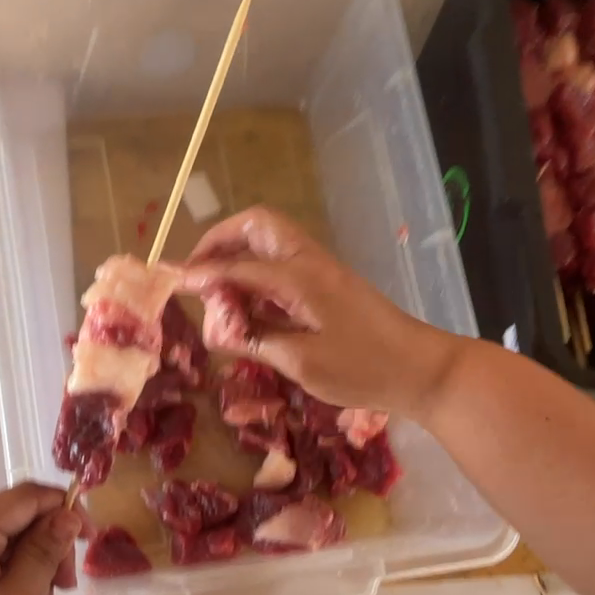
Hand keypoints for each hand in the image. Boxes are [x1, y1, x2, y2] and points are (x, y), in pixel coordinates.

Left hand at [0, 484, 81, 594]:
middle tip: (66, 584)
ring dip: (35, 556)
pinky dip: (16, 568)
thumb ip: (45, 552)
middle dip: (49, 539)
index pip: (24, 496)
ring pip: (6, 533)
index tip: (90, 537)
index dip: (63, 507)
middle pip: (15, 513)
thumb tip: (67, 515)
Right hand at [179, 206, 468, 418]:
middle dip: (219, 240)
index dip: (203, 274)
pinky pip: (281, 263)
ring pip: (269, 240)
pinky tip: (244, 304)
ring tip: (213, 287)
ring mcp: (320, 270)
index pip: (238, 266)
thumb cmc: (363, 368)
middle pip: (256, 225)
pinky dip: (255, 271)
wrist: (421, 369)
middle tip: (196, 270)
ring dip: (237, 253)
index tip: (173, 282)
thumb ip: (256, 340)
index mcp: (300, 277)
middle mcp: (308, 262)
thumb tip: (219, 328)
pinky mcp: (327, 284)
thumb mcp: (302, 362)